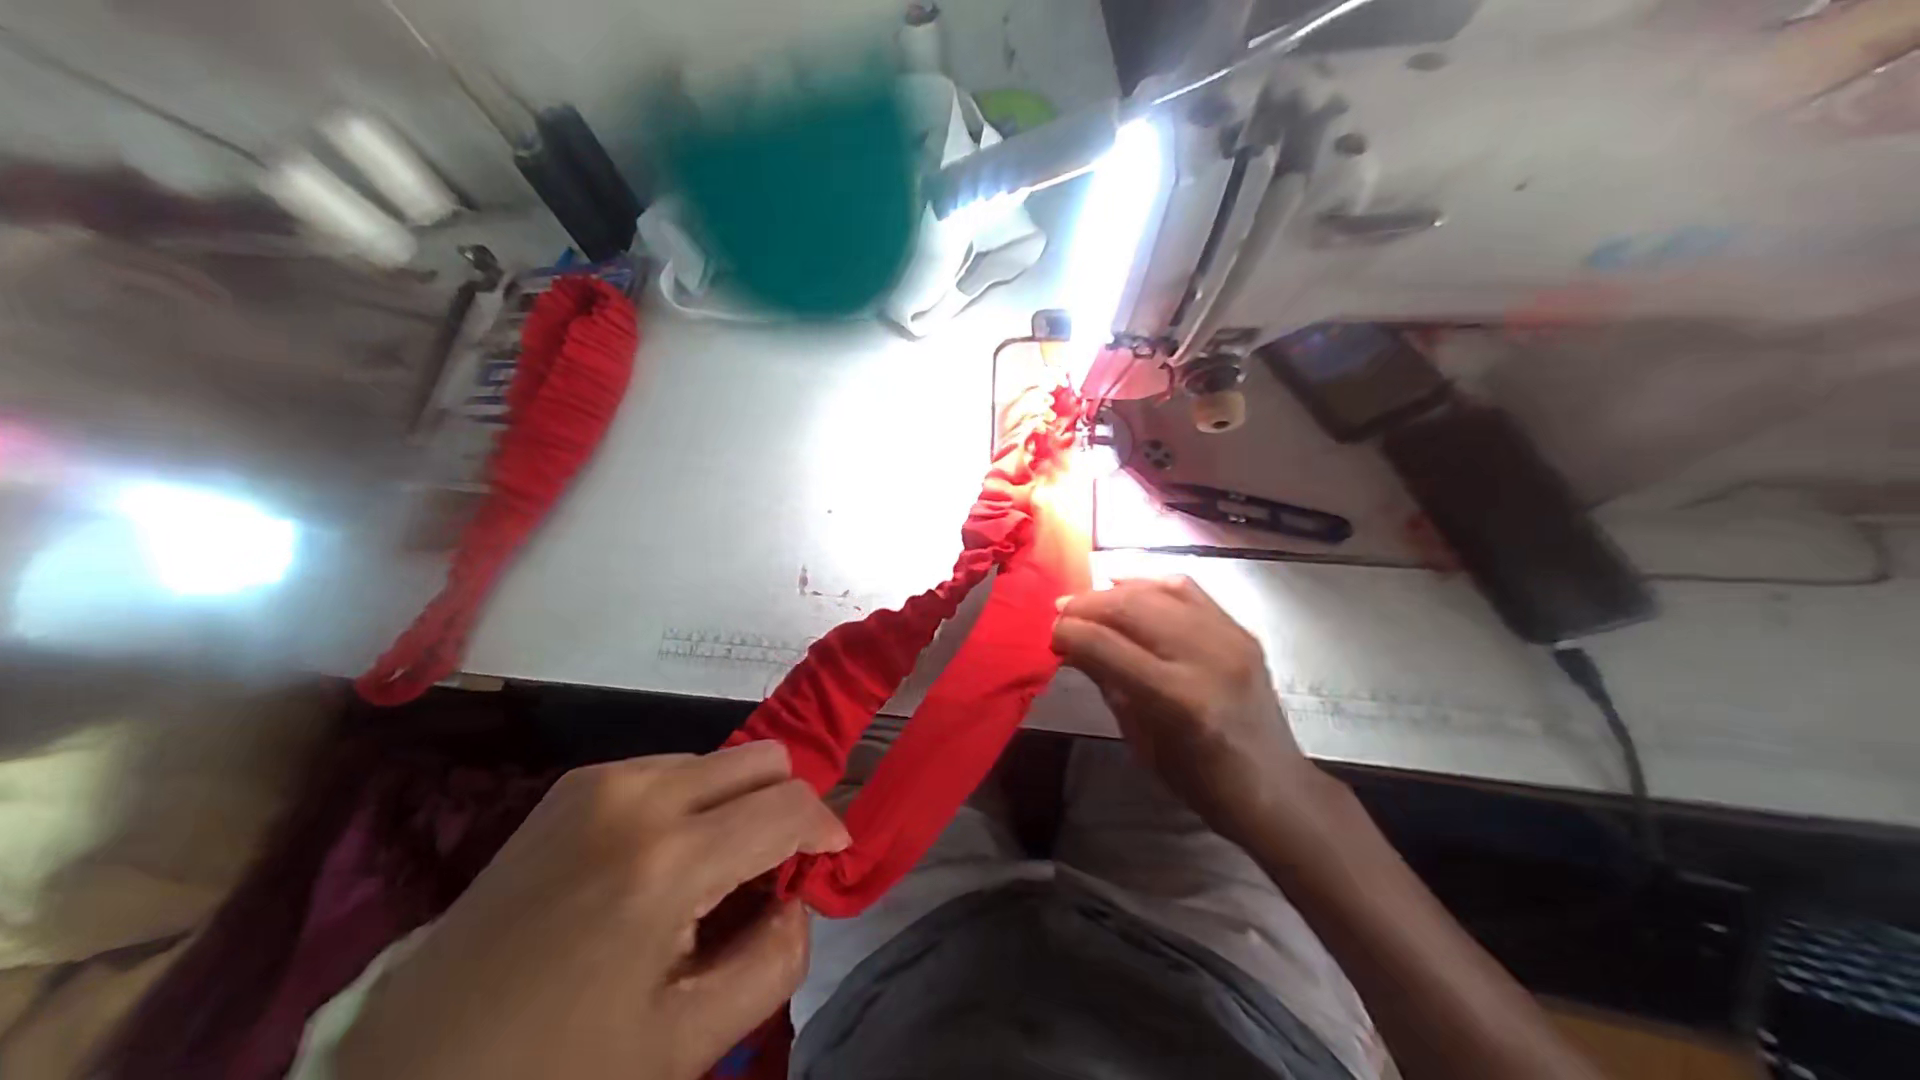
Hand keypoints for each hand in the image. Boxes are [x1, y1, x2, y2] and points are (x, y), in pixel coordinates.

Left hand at [338, 742, 848, 1079]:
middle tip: (768, 874)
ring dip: (736, 807)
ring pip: (718, 761)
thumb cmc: (555, 1071)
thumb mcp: (687, 1043)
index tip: (828, 862)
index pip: (790, 805)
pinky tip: (658, 865)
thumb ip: (774, 960)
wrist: (408, 1070)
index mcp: (669, 859)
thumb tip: (794, 898)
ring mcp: (600, 782)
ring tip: (708, 877)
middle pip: (763, 760)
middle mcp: (639, 794)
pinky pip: (668, 770)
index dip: (826, 829)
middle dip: (784, 809)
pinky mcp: (572, 787)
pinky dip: (691, 805)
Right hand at [1052, 577, 1332, 845]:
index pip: (1107, 645)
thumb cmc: (1198, 780)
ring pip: (1158, 590)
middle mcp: (1206, 656)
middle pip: (1132, 607)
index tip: (1048, 632)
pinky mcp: (1241, 629)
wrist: (1271, 786)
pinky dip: (1152, 584)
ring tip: (1089, 601)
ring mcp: (1229, 637)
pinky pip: (1188, 590)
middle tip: (1060, 612)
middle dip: (1087, 605)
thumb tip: (1070, 645)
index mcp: (1178, 697)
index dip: (1070, 632)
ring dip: (1115, 591)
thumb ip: (1107, 682)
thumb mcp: (1139, 738)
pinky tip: (1128, 588)